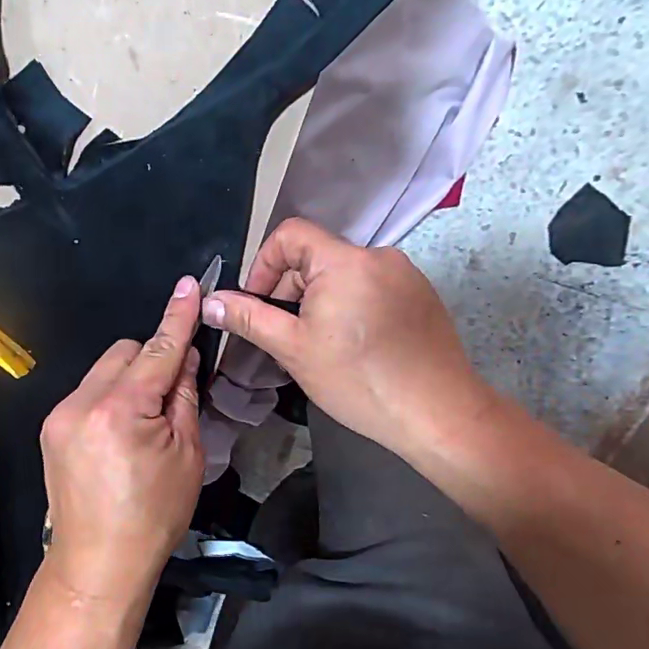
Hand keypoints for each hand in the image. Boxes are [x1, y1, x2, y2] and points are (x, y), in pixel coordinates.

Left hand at [40, 276, 205, 604]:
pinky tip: (122, 434)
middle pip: (124, 351)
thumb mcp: (187, 454)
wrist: (99, 561)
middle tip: (172, 397)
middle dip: (152, 362)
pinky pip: (88, 392)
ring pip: (104, 370)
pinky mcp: (52, 427)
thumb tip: (185, 360)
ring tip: (144, 424)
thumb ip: (184, 397)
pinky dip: (110, 399)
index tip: (190, 287)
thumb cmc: (152, 517)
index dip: (178, 318)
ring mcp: (61, 415)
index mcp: (120, 411)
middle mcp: (81, 404)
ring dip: (129, 381)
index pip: (158, 350)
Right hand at [203, 217, 497, 456]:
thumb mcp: (293, 348)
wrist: (438, 414)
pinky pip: (370, 288)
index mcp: (345, 261)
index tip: (258, 302)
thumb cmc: (360, 381)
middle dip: (290, 290)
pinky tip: (352, 347)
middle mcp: (378, 256)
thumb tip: (211, 301)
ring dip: (319, 301)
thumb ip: (248, 318)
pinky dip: (349, 307)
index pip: (290, 234)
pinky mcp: (421, 295)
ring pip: (342, 275)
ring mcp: (404, 275)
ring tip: (318, 346)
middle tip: (285, 335)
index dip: (264, 264)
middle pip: (316, 256)